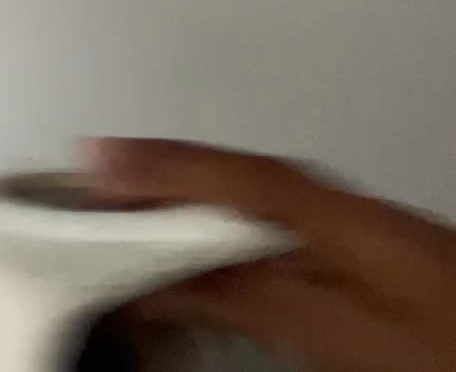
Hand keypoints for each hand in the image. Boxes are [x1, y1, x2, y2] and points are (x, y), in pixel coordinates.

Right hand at [87, 137, 455, 371]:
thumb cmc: (445, 356)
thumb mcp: (344, 337)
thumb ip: (247, 293)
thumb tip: (155, 272)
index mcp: (354, 220)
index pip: (235, 172)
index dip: (156, 160)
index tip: (86, 155)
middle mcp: (356, 215)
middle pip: (237, 178)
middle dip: (158, 171)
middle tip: (87, 175)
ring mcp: (366, 238)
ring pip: (251, 200)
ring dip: (180, 199)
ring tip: (117, 204)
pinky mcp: (367, 266)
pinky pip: (269, 227)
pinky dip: (215, 228)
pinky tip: (188, 247)